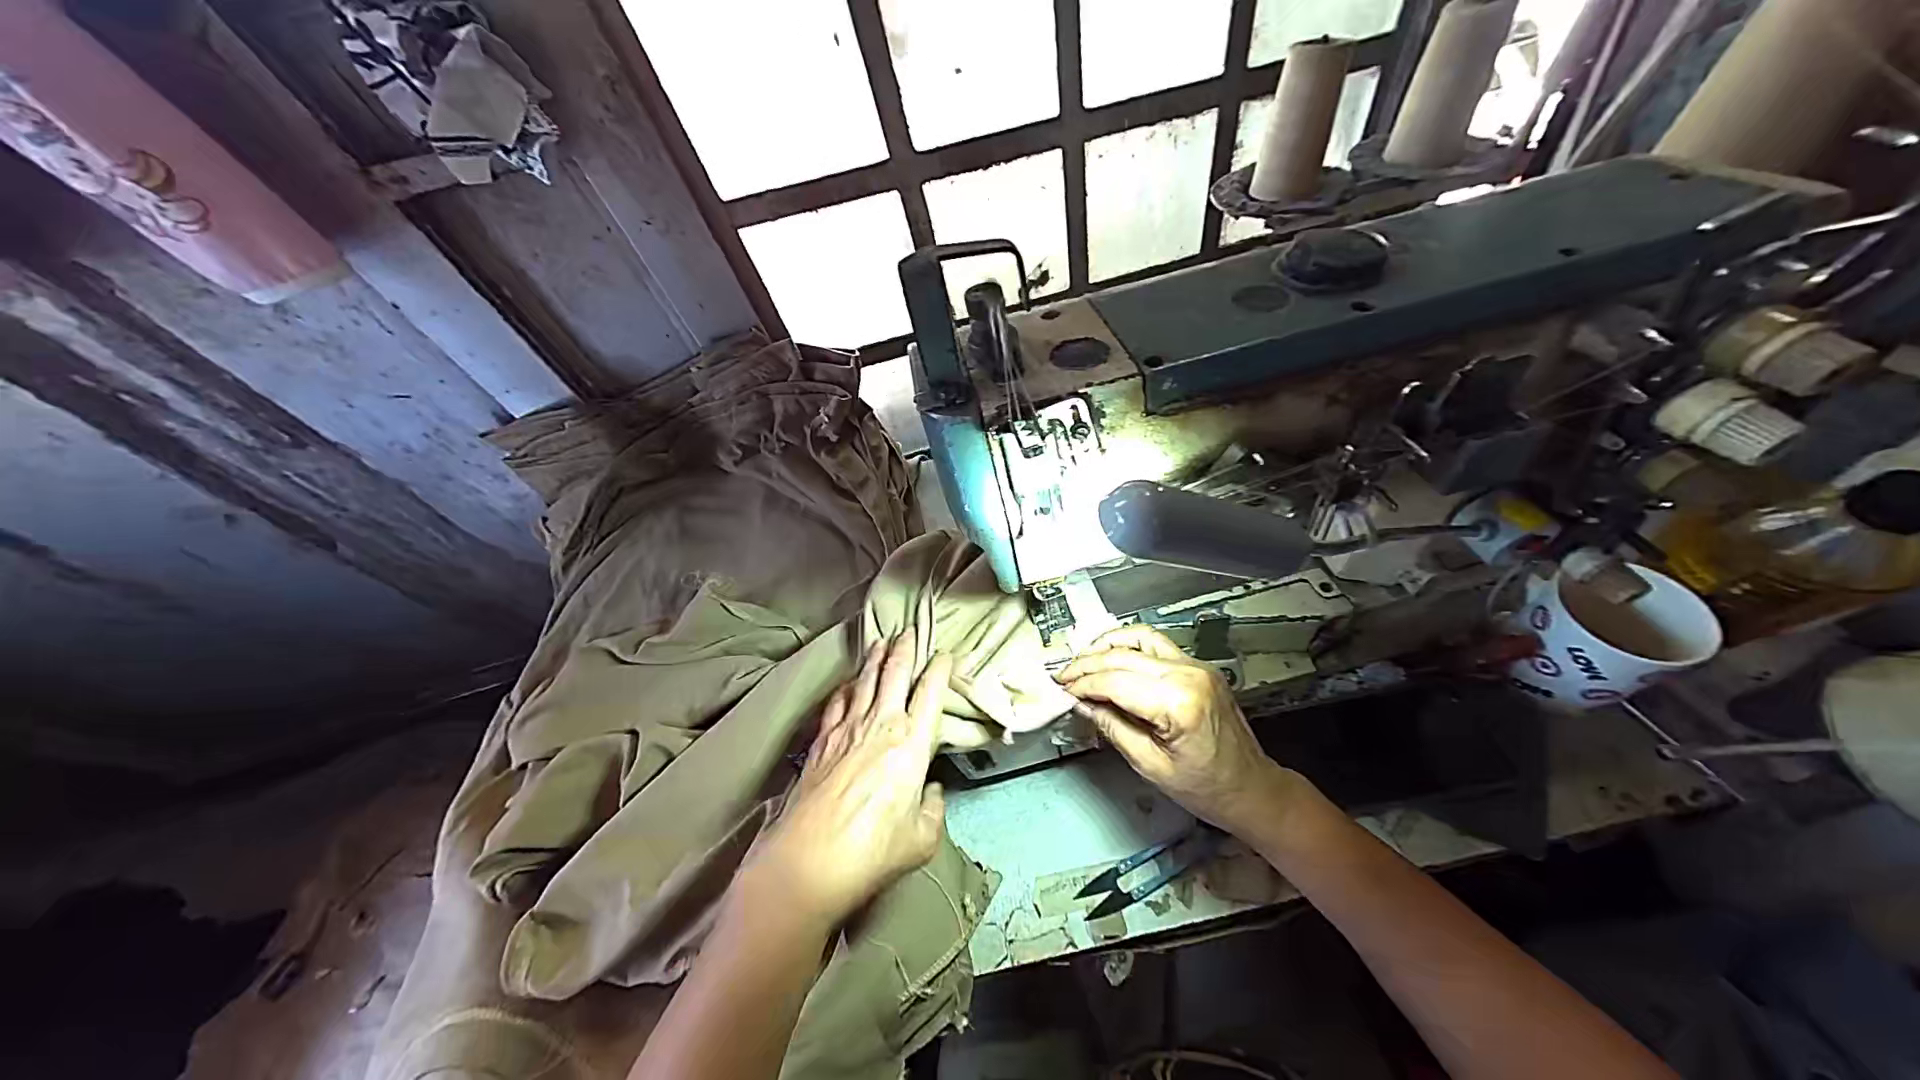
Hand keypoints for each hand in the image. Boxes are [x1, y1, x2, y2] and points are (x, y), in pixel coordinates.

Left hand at [744, 634, 949, 931]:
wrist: (810, 860)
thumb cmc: (872, 852)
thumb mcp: (922, 837)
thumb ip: (933, 809)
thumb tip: (931, 792)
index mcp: (912, 744)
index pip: (931, 693)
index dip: (940, 669)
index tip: (946, 655)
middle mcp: (880, 725)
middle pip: (894, 673)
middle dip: (904, 648)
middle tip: (909, 632)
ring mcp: (846, 729)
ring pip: (864, 681)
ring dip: (874, 658)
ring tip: (881, 641)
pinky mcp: (821, 741)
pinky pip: (836, 702)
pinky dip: (845, 686)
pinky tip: (848, 682)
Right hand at [1057, 625, 1297, 835]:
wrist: (1251, 788)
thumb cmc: (1208, 787)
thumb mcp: (1150, 765)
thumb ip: (1112, 727)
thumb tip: (1083, 704)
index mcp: (1179, 703)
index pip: (1115, 681)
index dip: (1083, 685)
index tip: (1063, 691)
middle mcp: (1190, 675)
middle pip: (1123, 657)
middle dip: (1087, 665)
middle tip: (1064, 678)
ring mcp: (1196, 667)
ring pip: (1138, 640)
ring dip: (1105, 647)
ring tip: (1082, 662)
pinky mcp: (1198, 667)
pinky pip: (1156, 644)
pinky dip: (1128, 645)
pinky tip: (1111, 655)